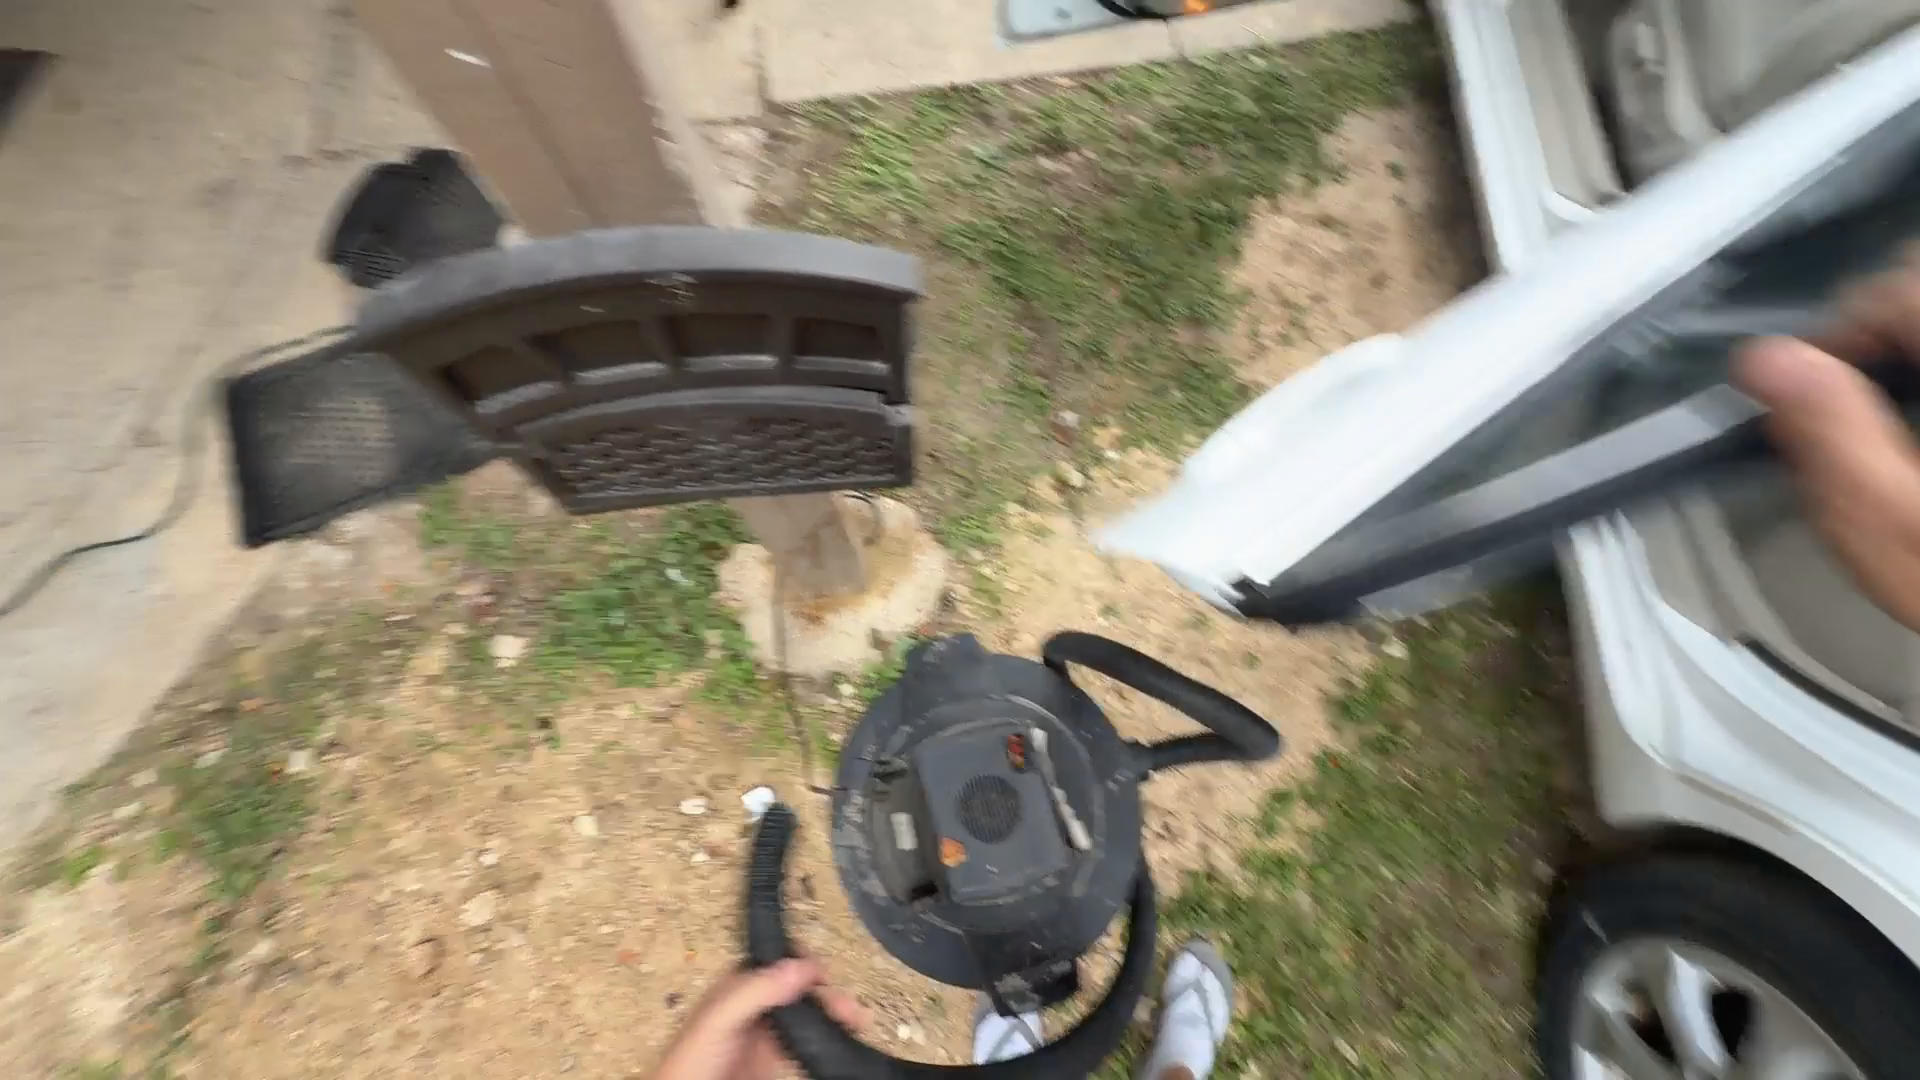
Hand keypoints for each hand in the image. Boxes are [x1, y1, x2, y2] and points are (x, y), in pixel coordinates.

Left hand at [647, 958, 866, 1079]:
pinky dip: (826, 1038)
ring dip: (833, 1014)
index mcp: (741, 986)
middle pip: (800, 988)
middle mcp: (757, 1005)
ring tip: (857, 1023)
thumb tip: (802, 965)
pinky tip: (843, 1040)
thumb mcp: (718, 1022)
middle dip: (828, 992)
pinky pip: (805, 1044)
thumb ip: (756, 991)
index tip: (825, 975)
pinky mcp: (774, 1062)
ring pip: (808, 1014)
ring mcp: (767, 1035)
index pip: (780, 961)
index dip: (805, 962)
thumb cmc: (692, 1064)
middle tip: (850, 1010)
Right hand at [1734, 258, 1919, 630]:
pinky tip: (1913, 407)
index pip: (1896, 294)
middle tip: (1846, 397)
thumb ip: (1828, 433)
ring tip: (1891, 402)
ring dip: (1901, 340)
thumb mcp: (1882, 521)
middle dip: (1880, 325)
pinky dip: (1914, 359)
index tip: (1799, 397)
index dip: (1833, 336)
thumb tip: (1760, 358)